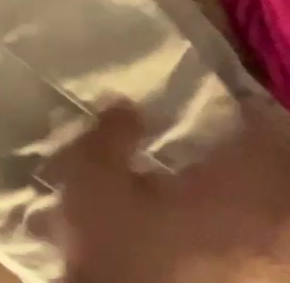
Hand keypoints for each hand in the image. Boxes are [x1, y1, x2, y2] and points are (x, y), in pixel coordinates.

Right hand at [52, 100, 289, 281]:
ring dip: (268, 186)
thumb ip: (111, 136)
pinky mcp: (272, 275)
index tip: (241, 98)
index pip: (265, 138)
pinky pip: (277, 237)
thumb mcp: (92, 180)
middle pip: (284, 174)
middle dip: (269, 151)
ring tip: (244, 177)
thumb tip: (129, 104)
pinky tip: (240, 217)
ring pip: (283, 209)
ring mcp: (282, 259)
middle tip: (251, 134)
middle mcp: (277, 222)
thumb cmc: (115, 243)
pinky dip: (266, 218)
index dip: (255, 114)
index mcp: (238, 190)